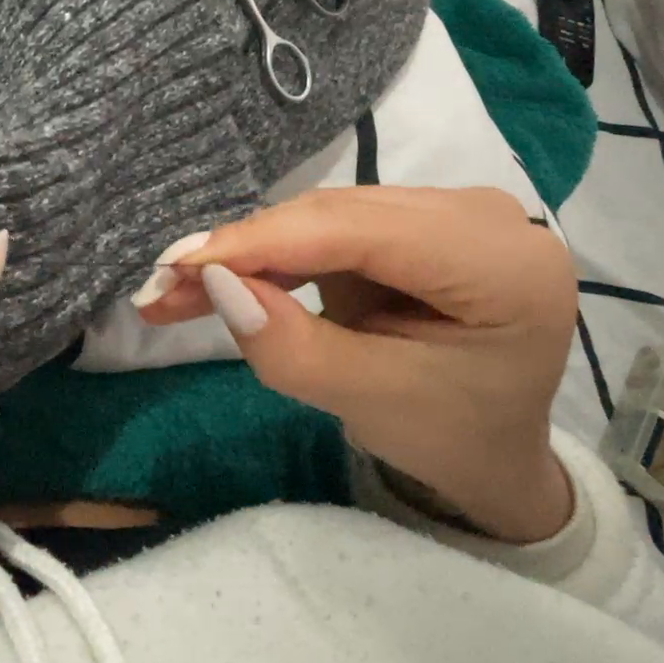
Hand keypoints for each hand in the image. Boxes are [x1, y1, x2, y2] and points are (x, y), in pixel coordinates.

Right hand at [135, 187, 577, 543]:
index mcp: (501, 265)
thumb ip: (290, 345)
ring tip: (180, 290)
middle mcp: (480, 217)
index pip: (357, 231)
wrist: (486, 451)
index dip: (260, 243)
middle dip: (243, 251)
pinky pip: (324, 227)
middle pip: (333, 216)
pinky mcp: (411, 220)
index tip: (176, 266)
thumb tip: (213, 280)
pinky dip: (271, 256)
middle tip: (163, 287)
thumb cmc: (443, 437)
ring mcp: (446, 211)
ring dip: (248, 254)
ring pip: (319, 217)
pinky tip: (226, 277)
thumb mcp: (364, 401)